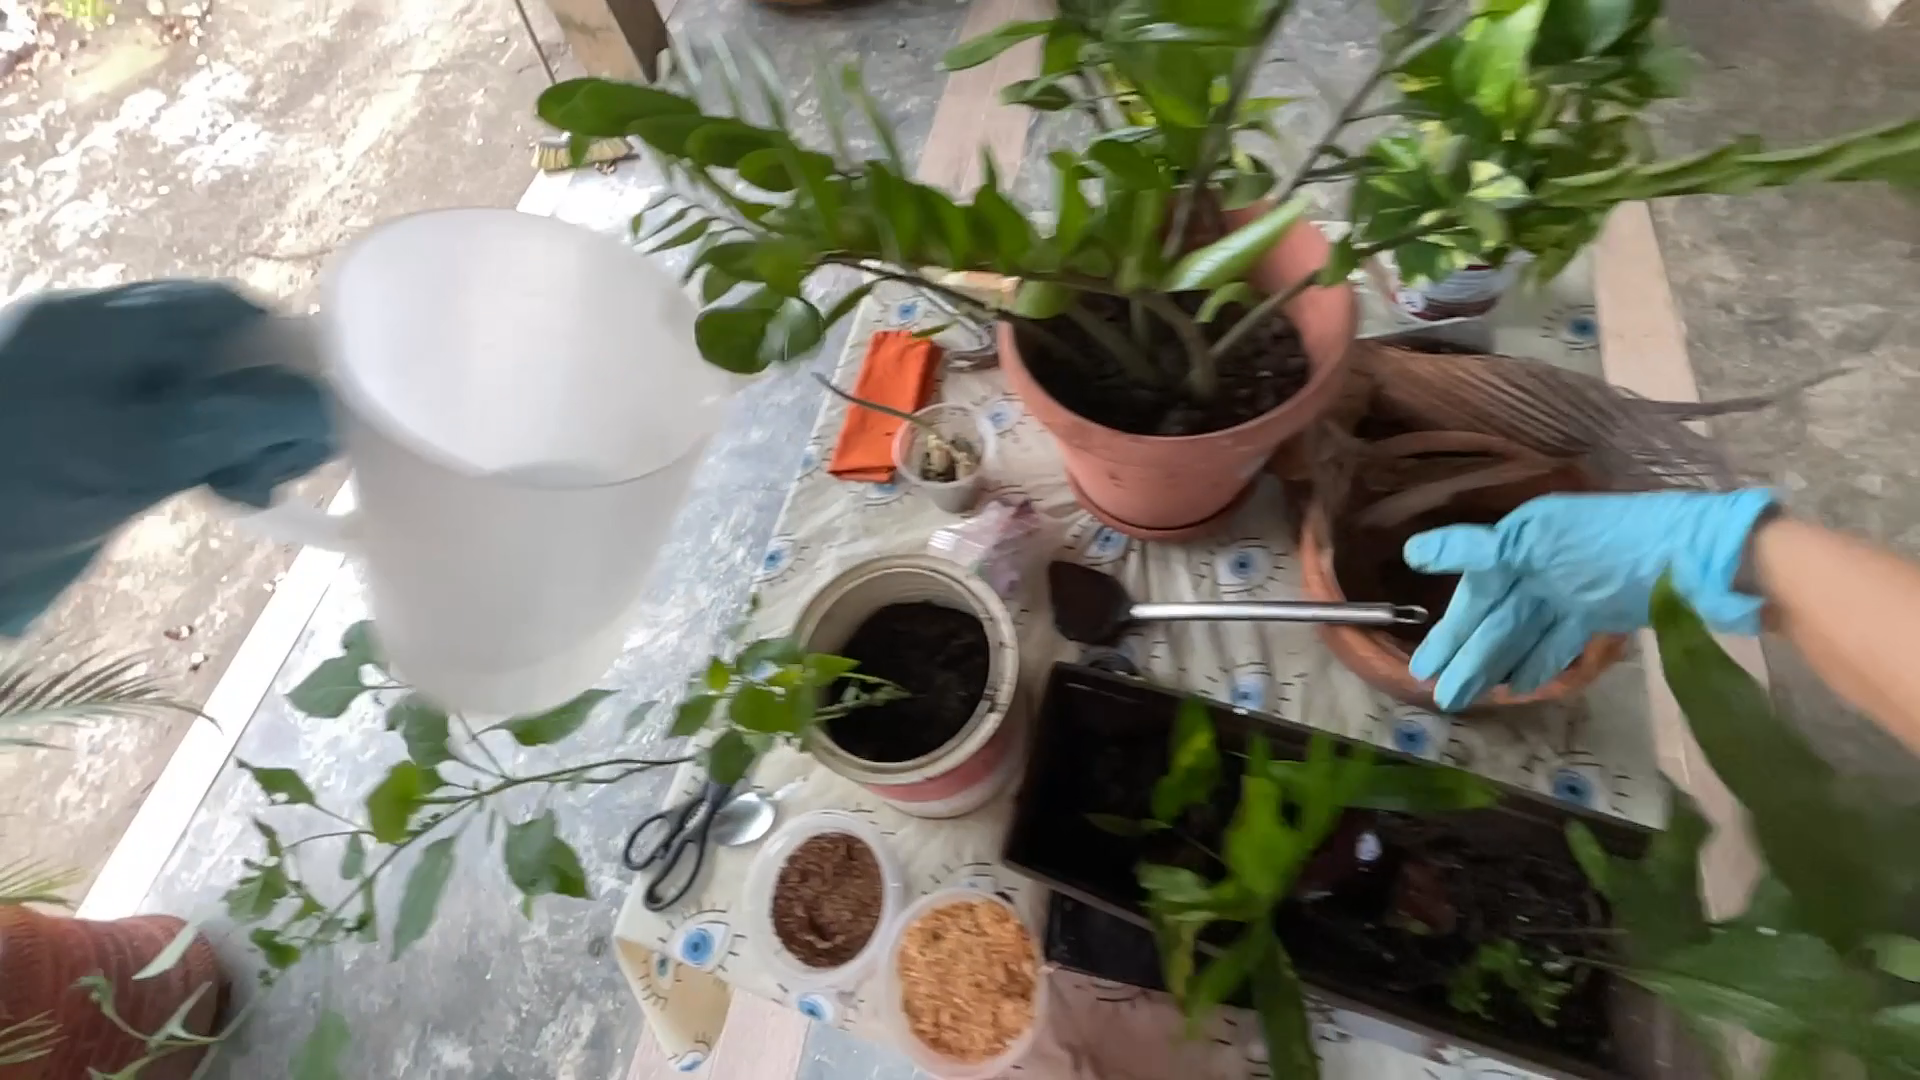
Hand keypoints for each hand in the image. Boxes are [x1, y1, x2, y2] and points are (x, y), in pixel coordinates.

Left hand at [0, 281, 334, 633]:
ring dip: (260, 443)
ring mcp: (111, 398)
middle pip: (236, 357)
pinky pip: (201, 434)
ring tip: (251, 487)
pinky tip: (228, 494)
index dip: (288, 350)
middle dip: (278, 410)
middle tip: (281, 465)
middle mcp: (111, 349)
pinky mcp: (115, 441)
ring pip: (227, 401)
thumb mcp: (151, 448)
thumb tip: (327, 405)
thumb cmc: (25, 486)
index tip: (316, 409)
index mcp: (105, 326)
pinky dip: (230, 461)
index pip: (229, 309)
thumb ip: (251, 417)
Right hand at [1402, 489, 1776, 710]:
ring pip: (1521, 636)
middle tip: (1439, 695)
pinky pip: (1559, 641)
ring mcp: (1569, 592)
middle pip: (1493, 621)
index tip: (1422, 667)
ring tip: (1471, 698)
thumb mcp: (1536, 543)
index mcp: (1517, 547)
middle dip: (1465, 658)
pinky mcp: (1600, 613)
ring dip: (1496, 667)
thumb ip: (1475, 550)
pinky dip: (1539, 661)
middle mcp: (1536, 569)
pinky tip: (1520, 685)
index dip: (1448, 634)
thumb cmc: (1616, 546)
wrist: (1713, 560)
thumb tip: (1413, 551)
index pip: (1472, 596)